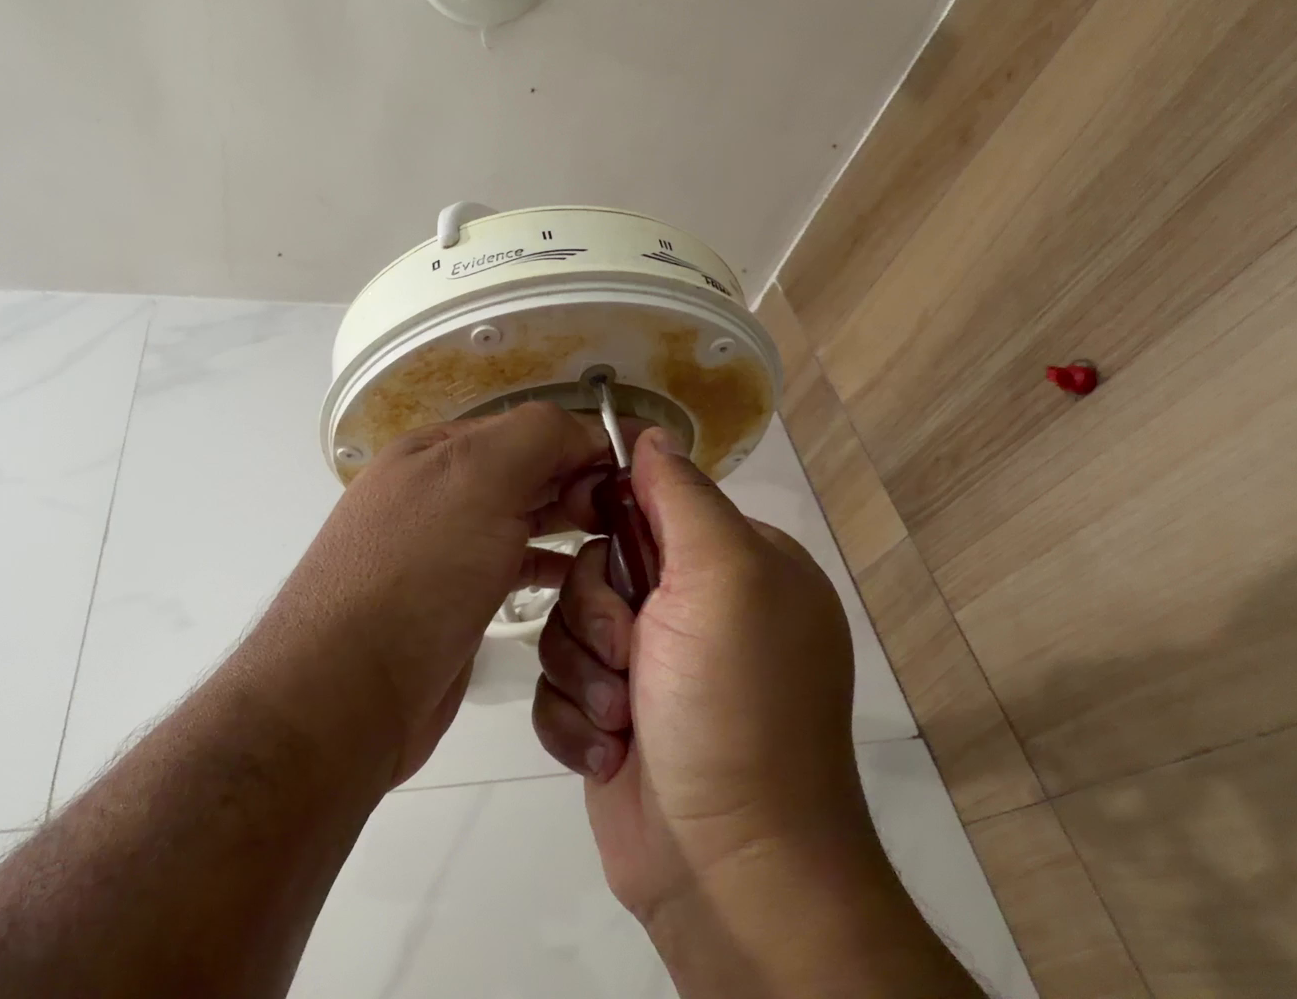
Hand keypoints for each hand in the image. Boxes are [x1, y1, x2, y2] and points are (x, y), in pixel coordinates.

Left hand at [258, 402, 611, 785]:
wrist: (347, 692)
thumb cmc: (415, 573)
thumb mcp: (476, 479)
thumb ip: (536, 437)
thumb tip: (586, 432)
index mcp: (437, 452)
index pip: (529, 429)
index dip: (586, 441)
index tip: (642, 470)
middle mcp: (439, 494)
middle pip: (529, 472)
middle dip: (584, 482)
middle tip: (638, 513)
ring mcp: (446, 551)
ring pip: (524, 520)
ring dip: (573, 523)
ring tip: (625, 541)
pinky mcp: (456, 603)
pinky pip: (515, 567)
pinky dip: (551, 565)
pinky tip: (583, 577)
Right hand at [531, 428, 868, 918]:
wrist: (726, 861)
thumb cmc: (734, 706)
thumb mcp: (725, 578)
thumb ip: (683, 497)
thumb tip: (651, 434)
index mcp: (738, 568)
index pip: (652, 505)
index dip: (614, 522)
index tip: (600, 548)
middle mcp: (697, 613)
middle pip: (596, 568)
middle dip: (596, 617)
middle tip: (632, 659)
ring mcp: (653, 670)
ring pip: (566, 629)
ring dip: (582, 676)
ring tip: (621, 723)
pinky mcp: (613, 720)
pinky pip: (558, 687)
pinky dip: (572, 720)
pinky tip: (607, 754)